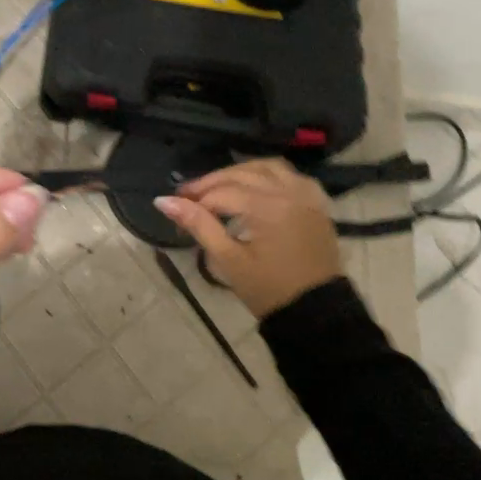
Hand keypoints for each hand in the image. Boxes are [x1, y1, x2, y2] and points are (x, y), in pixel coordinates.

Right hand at [154, 158, 341, 317]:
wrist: (316, 312)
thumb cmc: (268, 289)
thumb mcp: (228, 260)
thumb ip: (198, 225)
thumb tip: (163, 201)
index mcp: (268, 208)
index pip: (222, 193)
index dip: (195, 200)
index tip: (176, 211)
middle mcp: (289, 192)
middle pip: (242, 173)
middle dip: (211, 182)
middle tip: (188, 196)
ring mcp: (307, 195)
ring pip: (267, 167)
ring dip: (239, 171)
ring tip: (219, 186)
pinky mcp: (316, 203)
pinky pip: (290, 175)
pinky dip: (268, 174)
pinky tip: (255, 186)